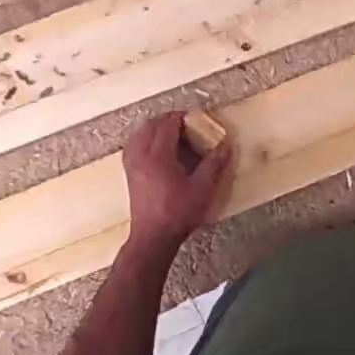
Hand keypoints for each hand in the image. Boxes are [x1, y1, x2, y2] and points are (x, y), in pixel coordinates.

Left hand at [123, 112, 232, 253]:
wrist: (154, 237)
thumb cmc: (178, 213)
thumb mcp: (203, 189)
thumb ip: (214, 165)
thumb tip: (224, 146)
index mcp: (158, 156)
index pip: (167, 125)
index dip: (181, 117)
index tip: (194, 117)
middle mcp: (141, 156)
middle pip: (150, 126)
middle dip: (167, 120)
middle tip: (184, 122)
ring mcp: (132, 165)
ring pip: (139, 135)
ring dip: (154, 128)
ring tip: (170, 132)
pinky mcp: (130, 175)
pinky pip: (133, 147)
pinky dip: (144, 140)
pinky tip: (155, 148)